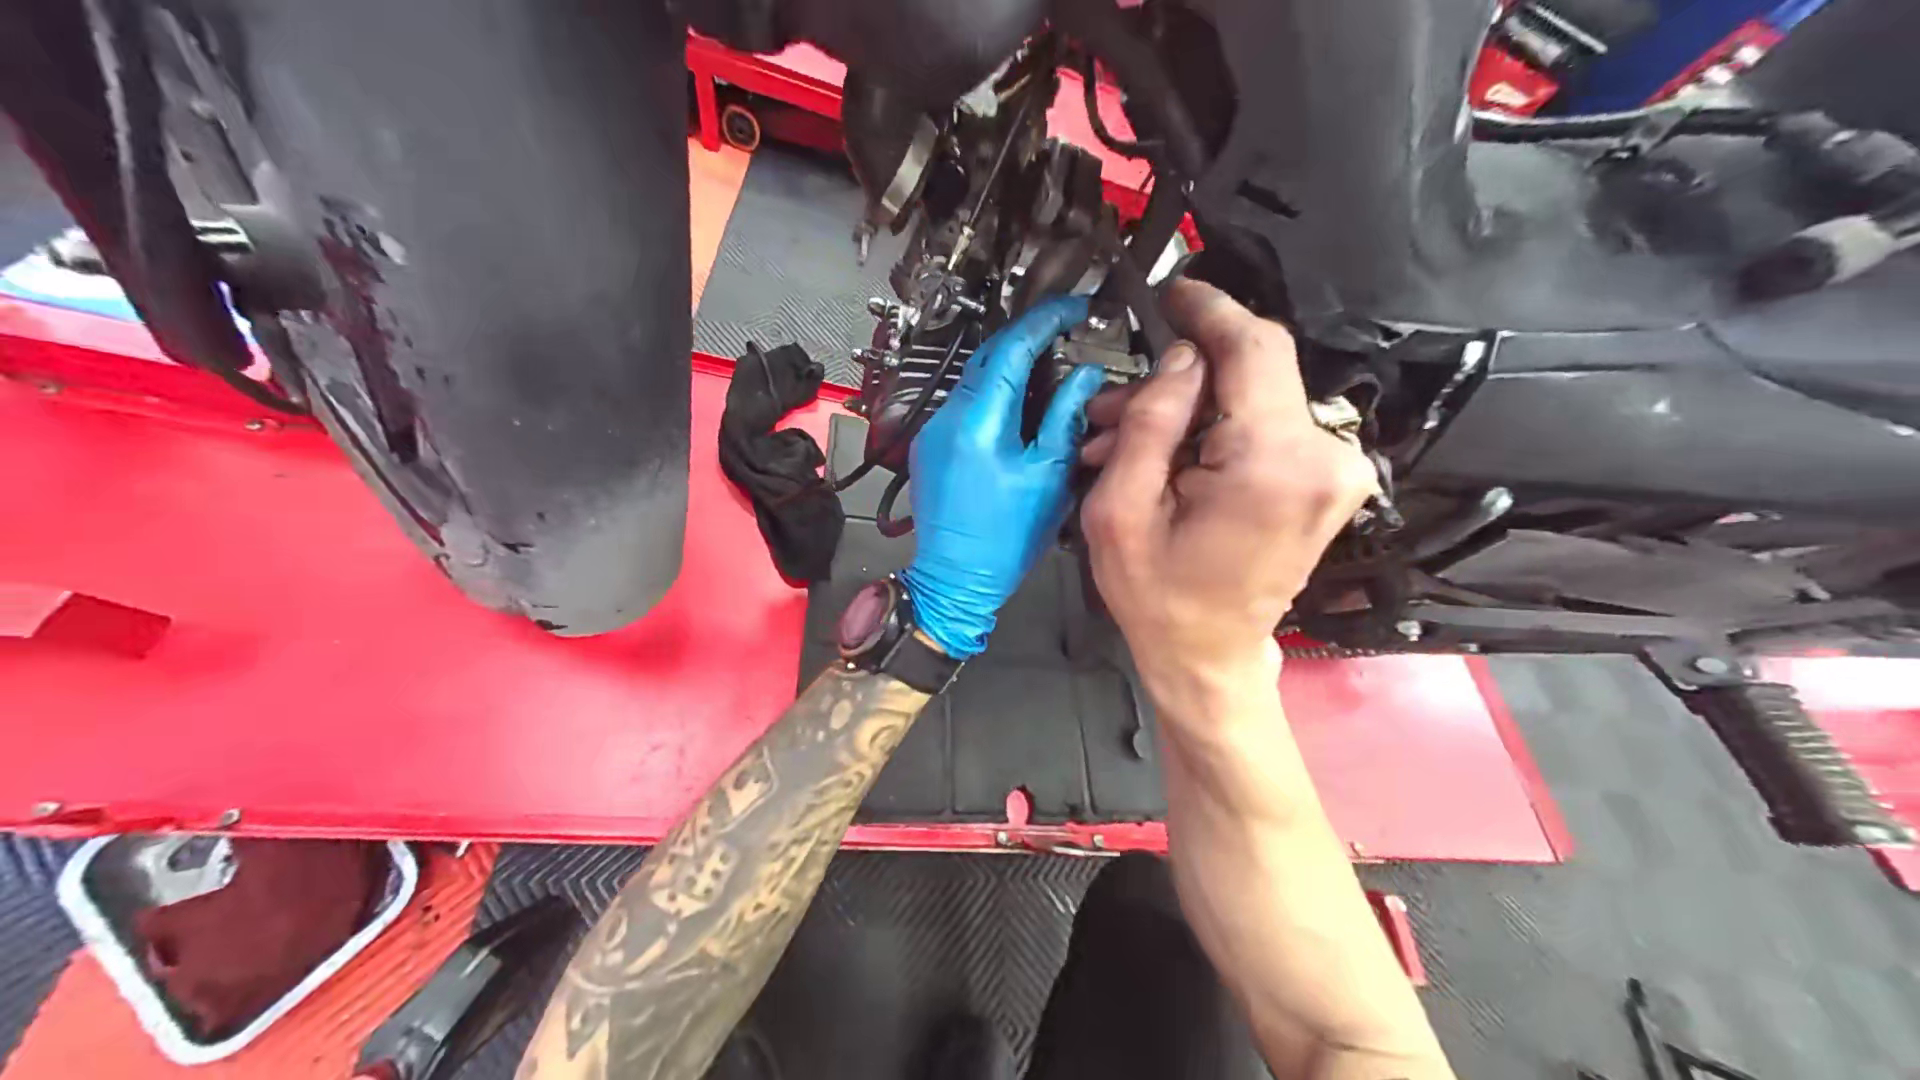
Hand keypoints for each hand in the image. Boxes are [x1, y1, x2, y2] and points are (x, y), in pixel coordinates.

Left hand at [901, 295, 1106, 658]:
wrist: (955, 577)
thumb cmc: (1003, 538)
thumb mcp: (1048, 475)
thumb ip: (1065, 418)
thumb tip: (1084, 377)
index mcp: (978, 420)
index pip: (1010, 347)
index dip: (1045, 321)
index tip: (1072, 309)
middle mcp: (947, 416)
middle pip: (988, 356)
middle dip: (1028, 339)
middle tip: (1065, 334)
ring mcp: (934, 431)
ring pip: (975, 378)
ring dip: (1011, 366)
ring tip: (1049, 367)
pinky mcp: (933, 446)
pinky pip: (965, 403)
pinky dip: (995, 393)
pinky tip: (1020, 404)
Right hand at [1079, 279, 1377, 711]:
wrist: (1208, 655)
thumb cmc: (1158, 596)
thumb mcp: (1120, 511)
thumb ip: (1150, 421)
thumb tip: (1177, 358)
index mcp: (1273, 462)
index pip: (1252, 347)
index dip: (1209, 310)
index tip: (1174, 290)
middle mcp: (1324, 457)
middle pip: (1252, 370)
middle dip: (1178, 377)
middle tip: (1112, 407)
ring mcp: (1335, 470)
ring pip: (1253, 398)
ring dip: (1188, 408)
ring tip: (1123, 440)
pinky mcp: (1325, 480)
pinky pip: (1265, 426)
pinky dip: (1213, 430)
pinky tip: (1164, 455)